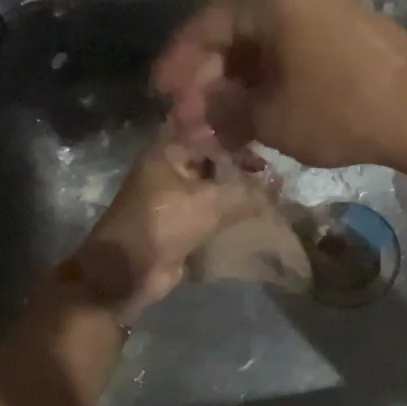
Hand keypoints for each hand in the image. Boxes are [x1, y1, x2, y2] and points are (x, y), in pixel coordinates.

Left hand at [72, 138, 270, 322]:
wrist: (126, 271)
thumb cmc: (162, 224)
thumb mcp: (209, 203)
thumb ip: (248, 192)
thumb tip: (280, 184)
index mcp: (168, 151)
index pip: (212, 134)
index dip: (242, 142)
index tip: (271, 152)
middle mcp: (169, 168)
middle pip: (213, 161)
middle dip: (242, 169)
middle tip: (274, 178)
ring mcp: (172, 197)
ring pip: (213, 188)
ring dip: (238, 194)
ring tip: (272, 198)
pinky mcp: (178, 223)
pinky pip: (209, 212)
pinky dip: (229, 214)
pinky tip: (255, 218)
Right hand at [151, 0, 406, 169]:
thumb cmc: (340, 110)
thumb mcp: (270, 118)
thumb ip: (222, 112)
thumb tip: (196, 114)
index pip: (205, 25)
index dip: (178, 65)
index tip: (160, 97)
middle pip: (234, 33)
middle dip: (209, 81)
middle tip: (192, 122)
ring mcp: (327, 8)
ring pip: (264, 46)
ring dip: (239, 87)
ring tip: (224, 128)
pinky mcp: (349, 32)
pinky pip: (293, 52)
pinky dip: (270, 83)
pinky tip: (261, 116)